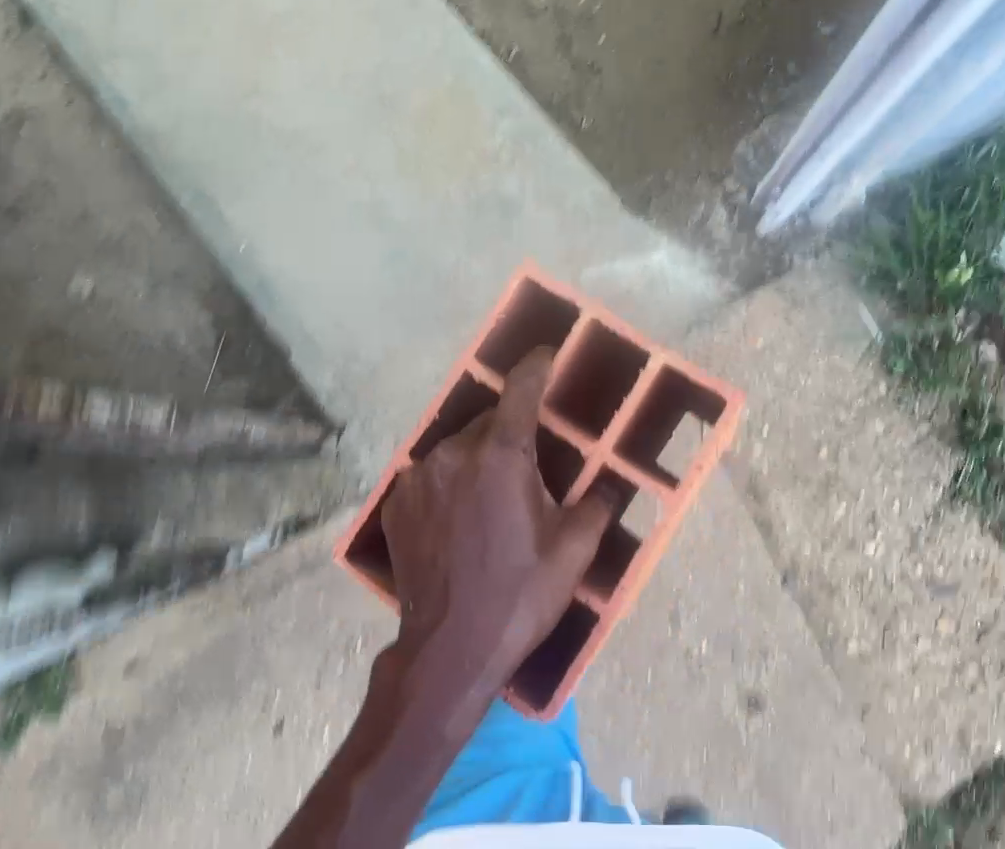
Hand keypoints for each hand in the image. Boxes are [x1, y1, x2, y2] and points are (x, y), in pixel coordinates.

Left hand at [381, 348, 615, 691]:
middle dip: (510, 436)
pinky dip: (449, 486)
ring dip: (477, 462)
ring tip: (492, 504)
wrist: (451, 647)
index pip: (521, 389)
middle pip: (488, 423)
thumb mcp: (574, 550)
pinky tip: (460, 522)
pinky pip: (431, 477)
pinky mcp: (396, 503)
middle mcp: (454, 453)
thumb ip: (597, 504)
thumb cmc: (521, 594)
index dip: (537, 367)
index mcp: (501, 455)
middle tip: (527, 473)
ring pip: (457, 450)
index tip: (548, 355)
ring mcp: (418, 477)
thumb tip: (608, 485)